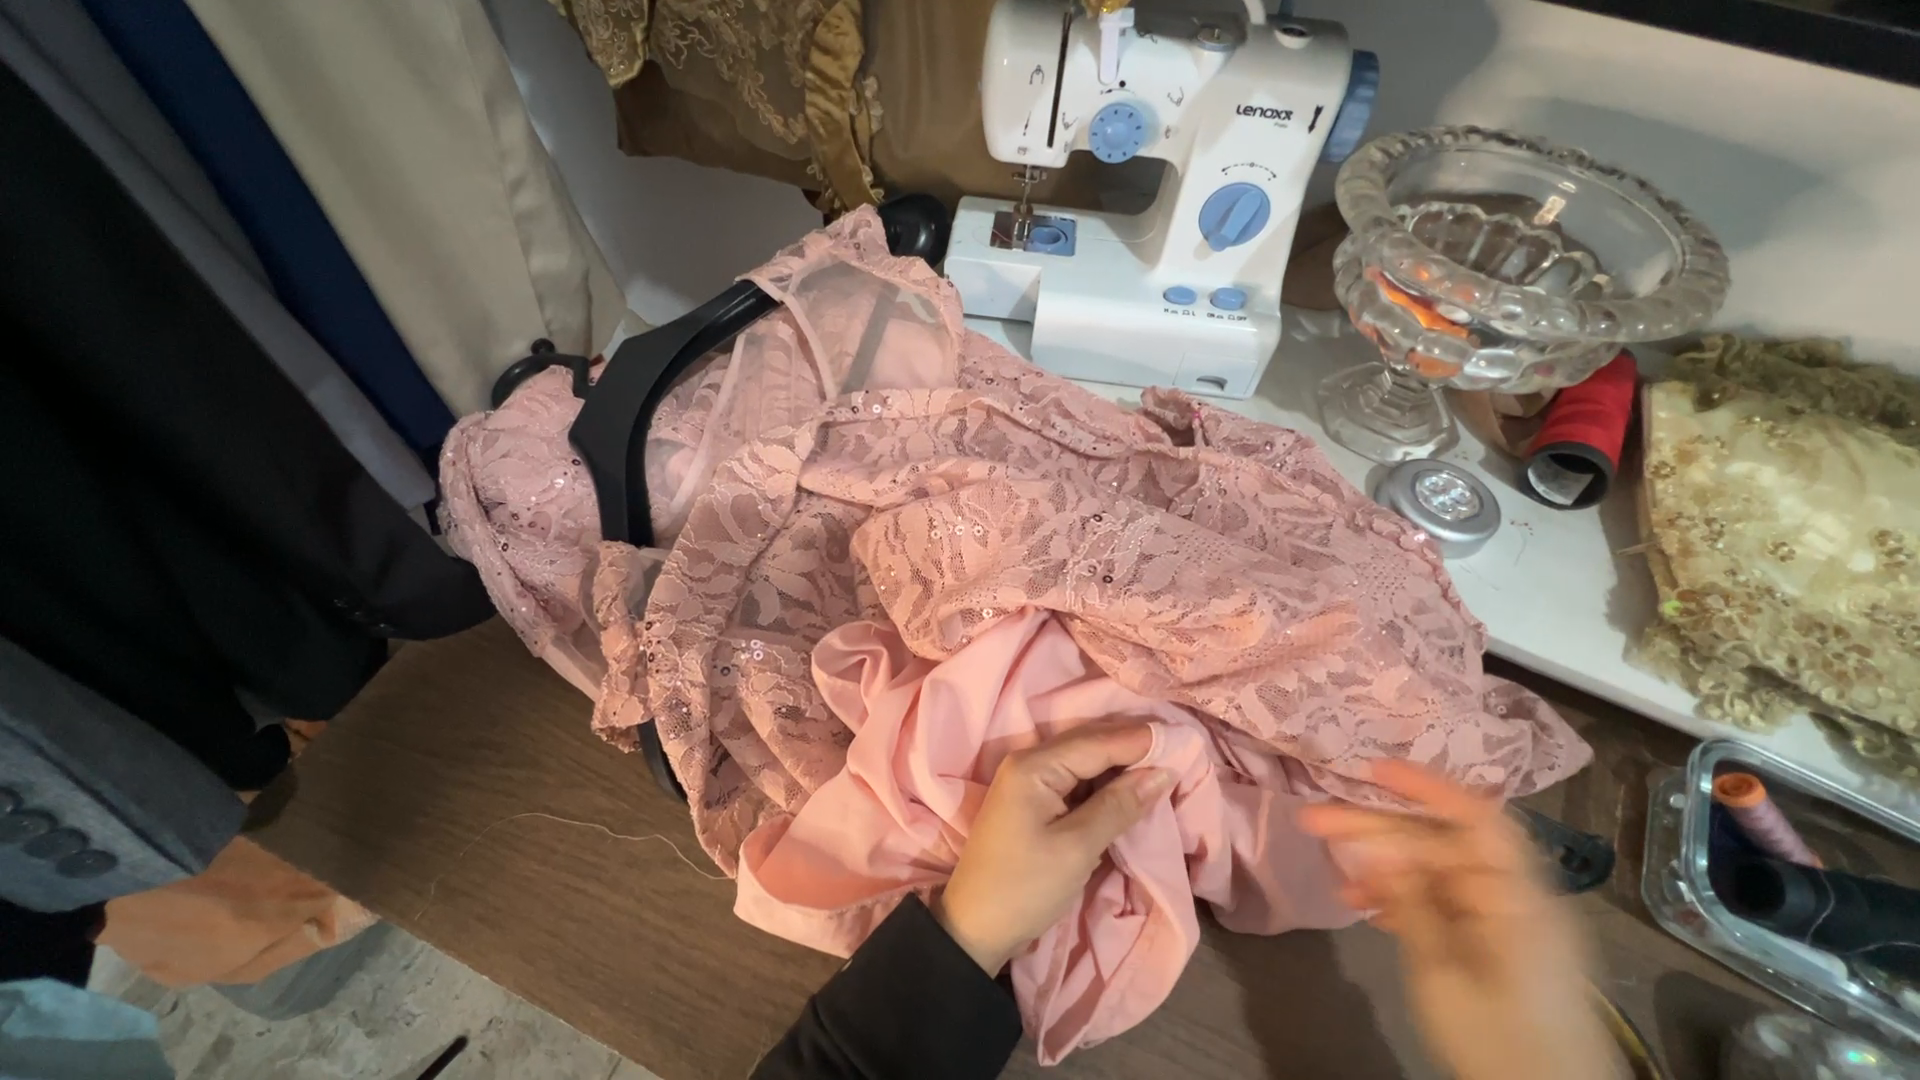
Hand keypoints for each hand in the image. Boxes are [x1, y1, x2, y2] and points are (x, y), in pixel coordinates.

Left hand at [934, 723, 1173, 973]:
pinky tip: (1130, 787)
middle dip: (1133, 746)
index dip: (1141, 741)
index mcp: (1035, 765)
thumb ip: (1119, 805)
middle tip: (1180, 749)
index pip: (1097, 742)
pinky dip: (1104, 782)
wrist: (973, 928)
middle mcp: (1029, 762)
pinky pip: (1075, 778)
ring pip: (1085, 760)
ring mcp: (1028, 780)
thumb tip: (1162, 771)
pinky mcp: (1033, 801)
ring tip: (1164, 764)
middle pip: (1090, 743)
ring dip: (1121, 764)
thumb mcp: (1077, 848)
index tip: (1185, 741)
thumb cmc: (1025, 887)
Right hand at [1300, 762, 1624, 1079]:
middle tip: (1314, 819)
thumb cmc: (1499, 1044)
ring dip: (1385, 866)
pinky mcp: (1496, 944)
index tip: (1371, 770)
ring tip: (1335, 874)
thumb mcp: (1443, 975)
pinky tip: (1365, 907)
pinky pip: (1445, 902)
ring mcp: (1506, 921)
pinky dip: (1405, 898)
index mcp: (1516, 899)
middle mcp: (1515, 898)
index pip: (1475, 818)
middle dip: (1377, 828)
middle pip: (1440, 842)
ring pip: (1437, 871)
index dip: (1425, 786)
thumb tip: (1378, 849)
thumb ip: (1412, 906)